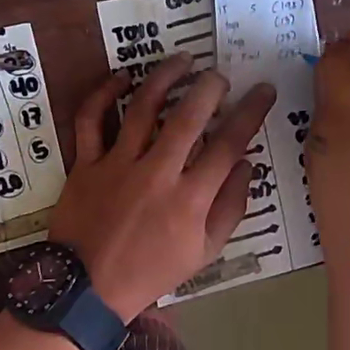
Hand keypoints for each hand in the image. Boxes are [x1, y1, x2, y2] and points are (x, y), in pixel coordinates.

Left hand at [47, 55, 275, 320]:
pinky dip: (103, 94)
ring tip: (181, 60)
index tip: (263, 90)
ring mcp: (118, 164)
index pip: (228, 144)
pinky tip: (122, 78)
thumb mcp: (203, 252)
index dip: (251, 111)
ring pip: (143, 108)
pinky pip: (91, 120)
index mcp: (190, 198)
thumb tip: (246, 164)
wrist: (87, 289)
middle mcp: (157, 173)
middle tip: (219, 73)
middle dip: (209, 87)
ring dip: (164, 78)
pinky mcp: (86, 163)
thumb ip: (230, 207)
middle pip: (188, 116)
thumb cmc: (151, 270)